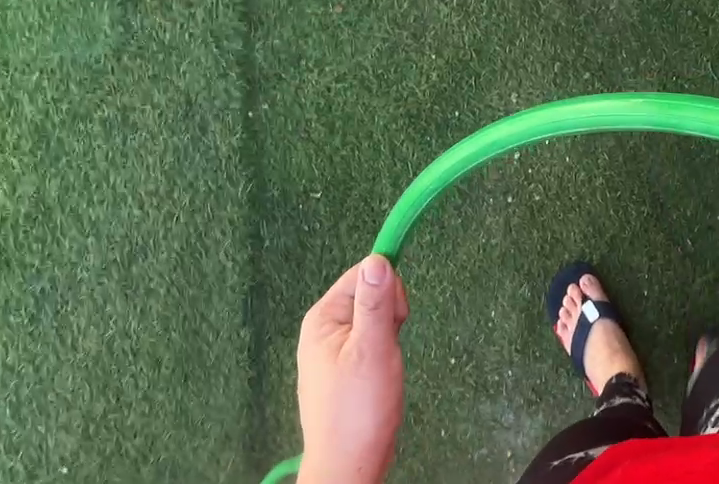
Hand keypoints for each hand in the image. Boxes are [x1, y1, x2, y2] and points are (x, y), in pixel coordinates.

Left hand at [297, 254, 409, 483]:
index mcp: (322, 318)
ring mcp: (334, 348)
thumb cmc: (359, 407)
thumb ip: (376, 302)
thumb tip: (378, 257)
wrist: (350, 467)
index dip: (387, 289)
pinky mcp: (346, 365)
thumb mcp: (372, 348)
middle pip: (370, 292)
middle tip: (388, 348)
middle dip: (390, 313)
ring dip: (389, 332)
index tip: (396, 320)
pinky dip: (384, 348)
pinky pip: (371, 337)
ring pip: (374, 315)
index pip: (363, 273)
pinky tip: (382, 371)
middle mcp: (324, 328)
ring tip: (384, 364)